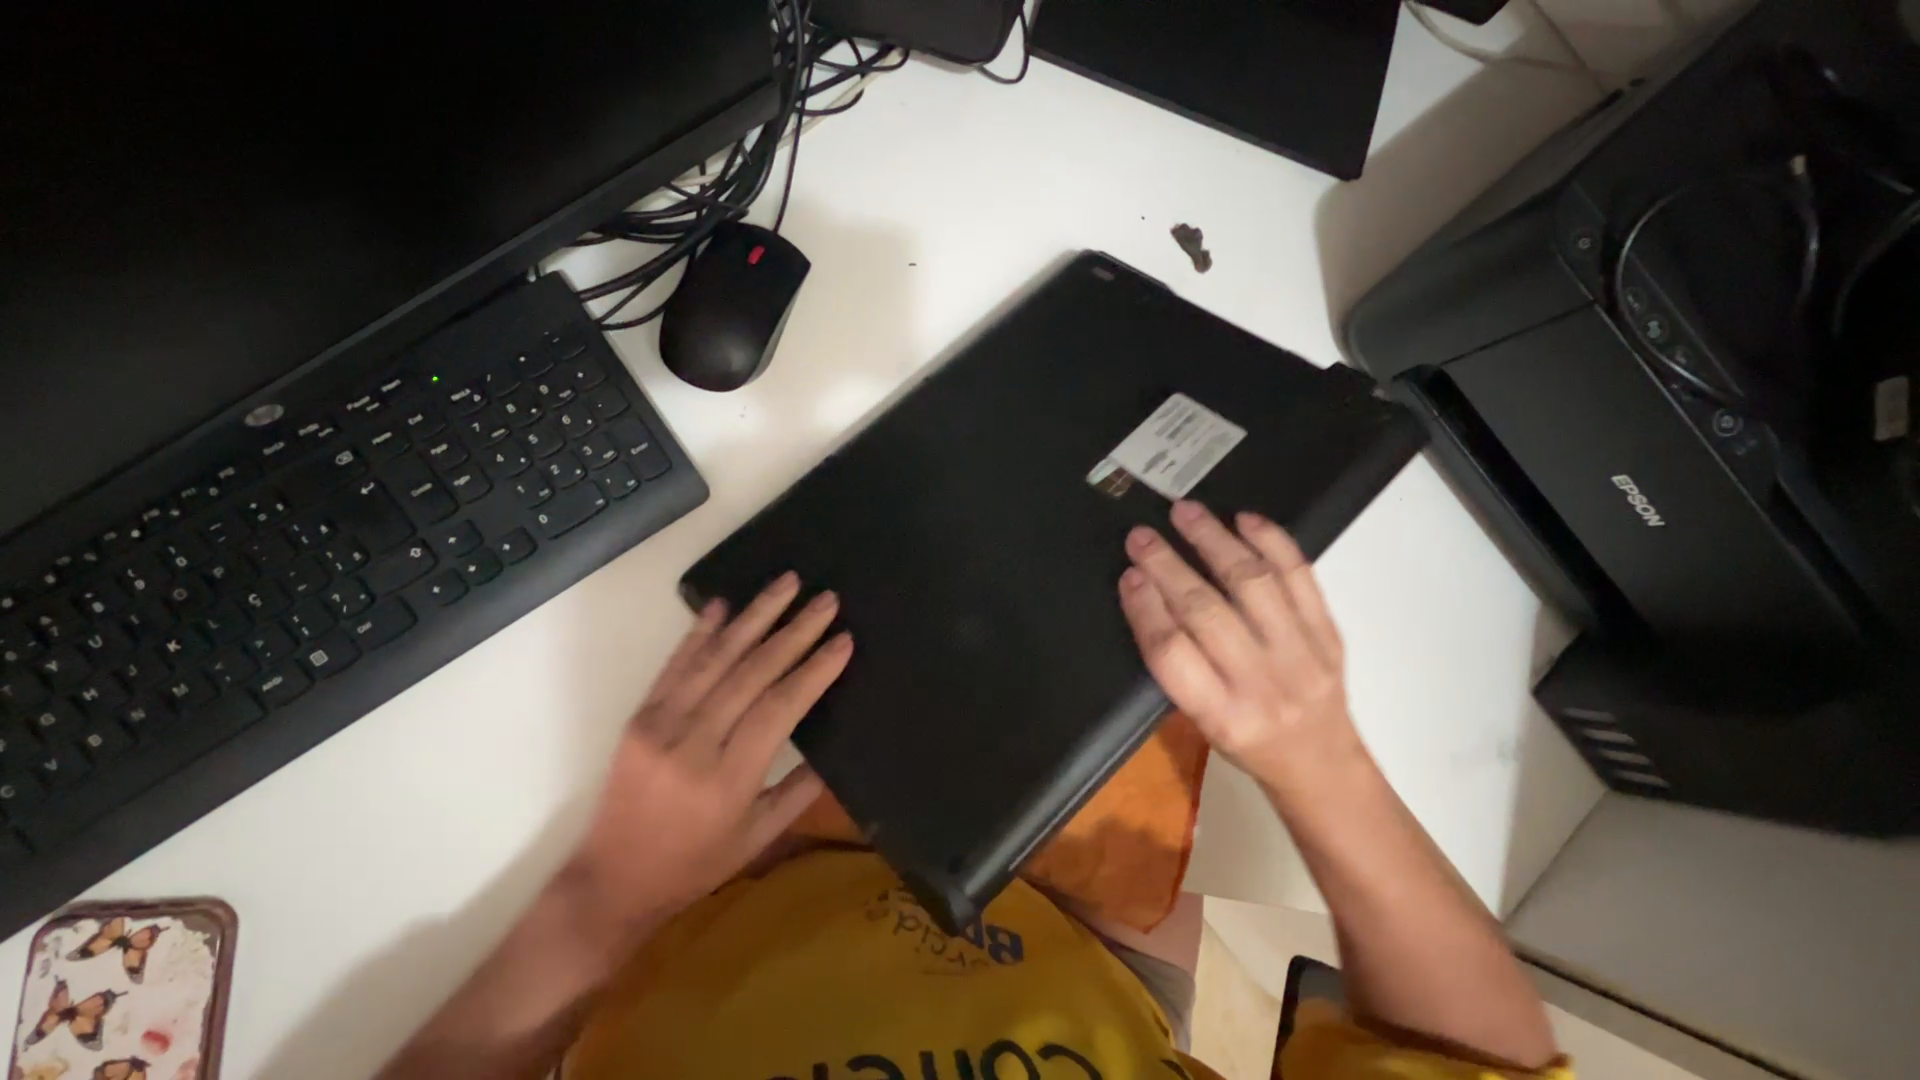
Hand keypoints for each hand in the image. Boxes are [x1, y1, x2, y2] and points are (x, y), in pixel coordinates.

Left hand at [565, 572, 849, 935]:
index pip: (779, 708)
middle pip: (751, 673)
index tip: (842, 640)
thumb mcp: (757, 838)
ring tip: (787, 583)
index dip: (813, 670)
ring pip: (715, 658)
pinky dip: (701, 631)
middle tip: (826, 600)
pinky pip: (675, 665)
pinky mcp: (639, 716)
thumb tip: (835, 749)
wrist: (612, 878)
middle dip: (794, 631)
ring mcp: (659, 724)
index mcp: (727, 779)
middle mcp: (692, 743)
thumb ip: (800, 791)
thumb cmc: (694, 865)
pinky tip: (725, 605)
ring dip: (754, 616)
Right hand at [1118, 501, 1355, 781]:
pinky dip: (1271, 542)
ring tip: (1186, 513)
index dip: (1145, 609)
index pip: (1172, 654)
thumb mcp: (1201, 721)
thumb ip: (1176, 665)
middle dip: (1168, 566)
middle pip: (1207, 612)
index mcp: (1220, 716)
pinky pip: (1299, 577)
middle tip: (1141, 535)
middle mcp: (1262, 684)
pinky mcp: (1328, 633)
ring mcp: (1301, 655)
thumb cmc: (1247, 744)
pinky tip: (1243, 520)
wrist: (1321, 762)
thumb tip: (1147, 592)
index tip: (1128, 575)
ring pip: (1252, 584)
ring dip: (1214, 541)